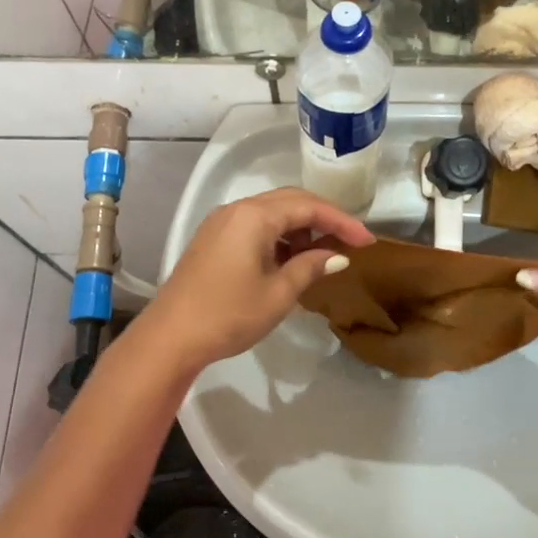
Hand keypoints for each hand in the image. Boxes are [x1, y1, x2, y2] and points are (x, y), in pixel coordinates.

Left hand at [137, 187, 373, 369]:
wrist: (170, 337)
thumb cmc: (229, 314)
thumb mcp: (278, 294)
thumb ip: (310, 267)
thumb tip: (337, 256)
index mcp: (254, 216)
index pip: (309, 207)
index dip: (342, 221)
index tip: (367, 241)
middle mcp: (237, 209)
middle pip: (290, 201)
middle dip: (323, 218)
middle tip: (350, 241)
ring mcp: (221, 223)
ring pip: (271, 212)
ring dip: (300, 228)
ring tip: (321, 254)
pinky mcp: (213, 239)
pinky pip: (254, 225)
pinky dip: (278, 236)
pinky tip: (290, 259)